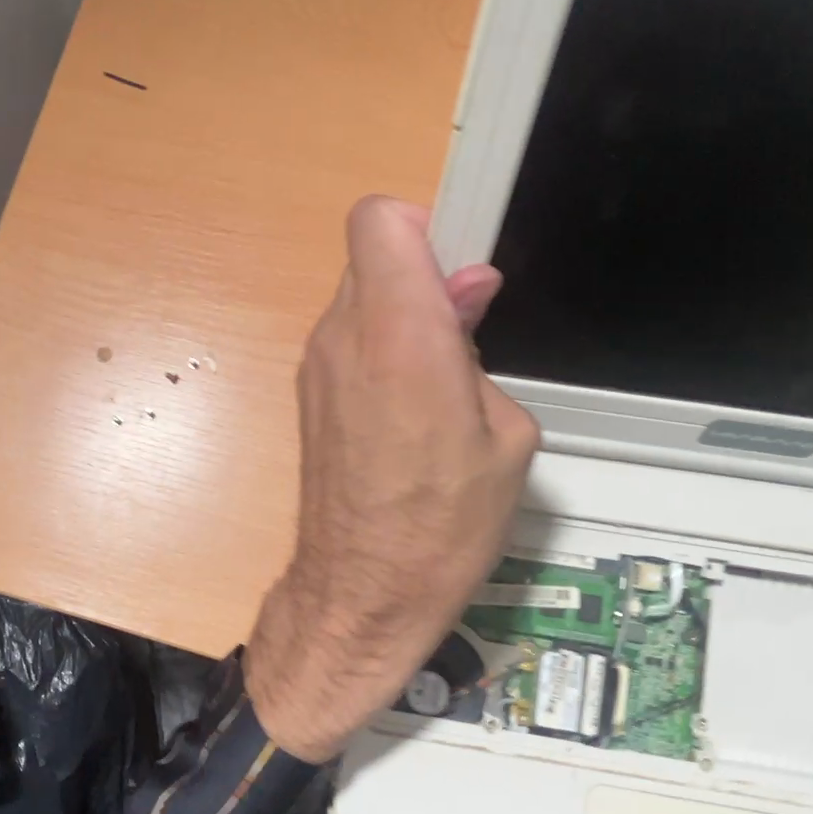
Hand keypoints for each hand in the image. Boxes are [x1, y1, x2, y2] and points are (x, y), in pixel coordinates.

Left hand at [245, 196, 539, 762]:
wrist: (363, 594)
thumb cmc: (446, 524)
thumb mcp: (505, 435)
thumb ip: (477, 348)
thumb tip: (466, 292)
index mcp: (400, 333)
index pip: (380, 219)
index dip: (421, 226)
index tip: (455, 269)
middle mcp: (343, 338)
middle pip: (371, 258)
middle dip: (420, 278)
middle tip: (463, 335)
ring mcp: (314, 369)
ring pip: (358, 302)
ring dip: (400, 319)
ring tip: (442, 387)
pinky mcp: (307, 398)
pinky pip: (346, 345)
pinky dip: (379, 353)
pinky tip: (409, 411)